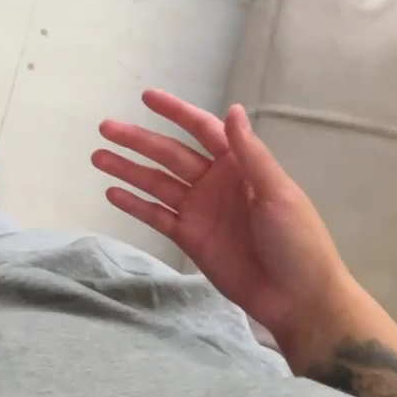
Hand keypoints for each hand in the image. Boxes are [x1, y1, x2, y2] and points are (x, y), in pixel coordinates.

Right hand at [93, 91, 353, 338]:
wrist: (298, 299)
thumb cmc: (298, 242)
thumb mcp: (278, 193)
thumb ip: (250, 153)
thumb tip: (233, 110)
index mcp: (239, 166)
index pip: (202, 130)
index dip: (176, 112)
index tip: (147, 97)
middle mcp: (214, 182)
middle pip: (169, 155)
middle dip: (138, 140)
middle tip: (106, 128)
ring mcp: (198, 210)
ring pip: (155, 182)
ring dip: (127, 169)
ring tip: (98, 157)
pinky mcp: (188, 237)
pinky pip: (155, 215)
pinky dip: (134, 204)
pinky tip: (111, 193)